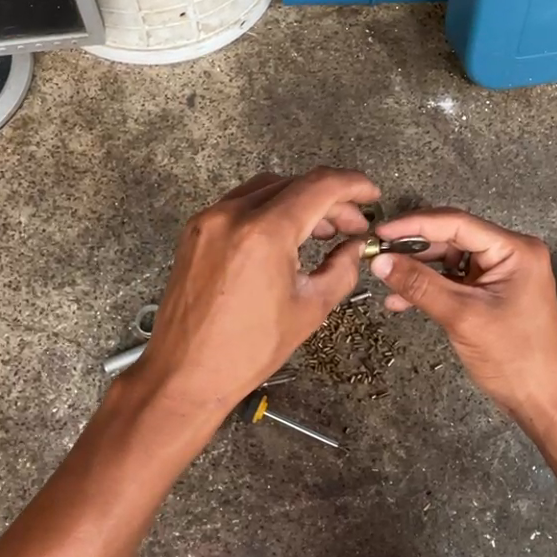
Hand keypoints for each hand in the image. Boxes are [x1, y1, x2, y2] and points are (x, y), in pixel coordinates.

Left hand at [128, 168, 379, 420]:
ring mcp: (209, 221)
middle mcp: (232, 216)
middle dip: (330, 199)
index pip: (319, 186)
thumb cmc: (244, 350)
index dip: (353, 185)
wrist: (186, 373)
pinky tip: (286, 236)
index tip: (370, 194)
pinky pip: (241, 204)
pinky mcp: (196, 231)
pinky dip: (270, 210)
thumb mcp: (310, 309)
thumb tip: (354, 247)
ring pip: (266, 188)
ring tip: (322, 231)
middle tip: (352, 225)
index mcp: (264, 232)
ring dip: (300, 201)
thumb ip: (341, 268)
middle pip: (294, 183)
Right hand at [368, 208, 556, 419]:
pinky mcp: (492, 292)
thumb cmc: (514, 359)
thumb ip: (419, 285)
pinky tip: (401, 300)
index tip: (382, 233)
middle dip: (414, 248)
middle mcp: (511, 254)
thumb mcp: (461, 317)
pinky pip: (455, 280)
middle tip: (378, 254)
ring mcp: (502, 273)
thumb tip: (381, 262)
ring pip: (450, 259)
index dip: (415, 225)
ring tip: (385, 278)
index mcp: (515, 250)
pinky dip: (430, 287)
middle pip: (453, 238)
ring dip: (418, 270)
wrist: (541, 400)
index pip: (457, 224)